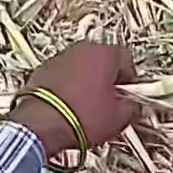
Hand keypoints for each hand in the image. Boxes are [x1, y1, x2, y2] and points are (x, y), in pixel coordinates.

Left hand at [6, 42, 138, 153]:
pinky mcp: (41, 70)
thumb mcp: (117, 119)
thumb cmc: (83, 118)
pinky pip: (62, 76)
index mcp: (105, 54)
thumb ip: (130, 108)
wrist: (41, 124)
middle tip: (108, 103)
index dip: (130, 80)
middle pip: (102, 61)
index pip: (126, 59)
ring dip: (86, 83)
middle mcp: (82, 48)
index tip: (127, 96)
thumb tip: (130, 106)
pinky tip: (67, 108)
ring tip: (86, 109)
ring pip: (81, 67)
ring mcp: (60, 57)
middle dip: (107, 80)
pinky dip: (67, 88)